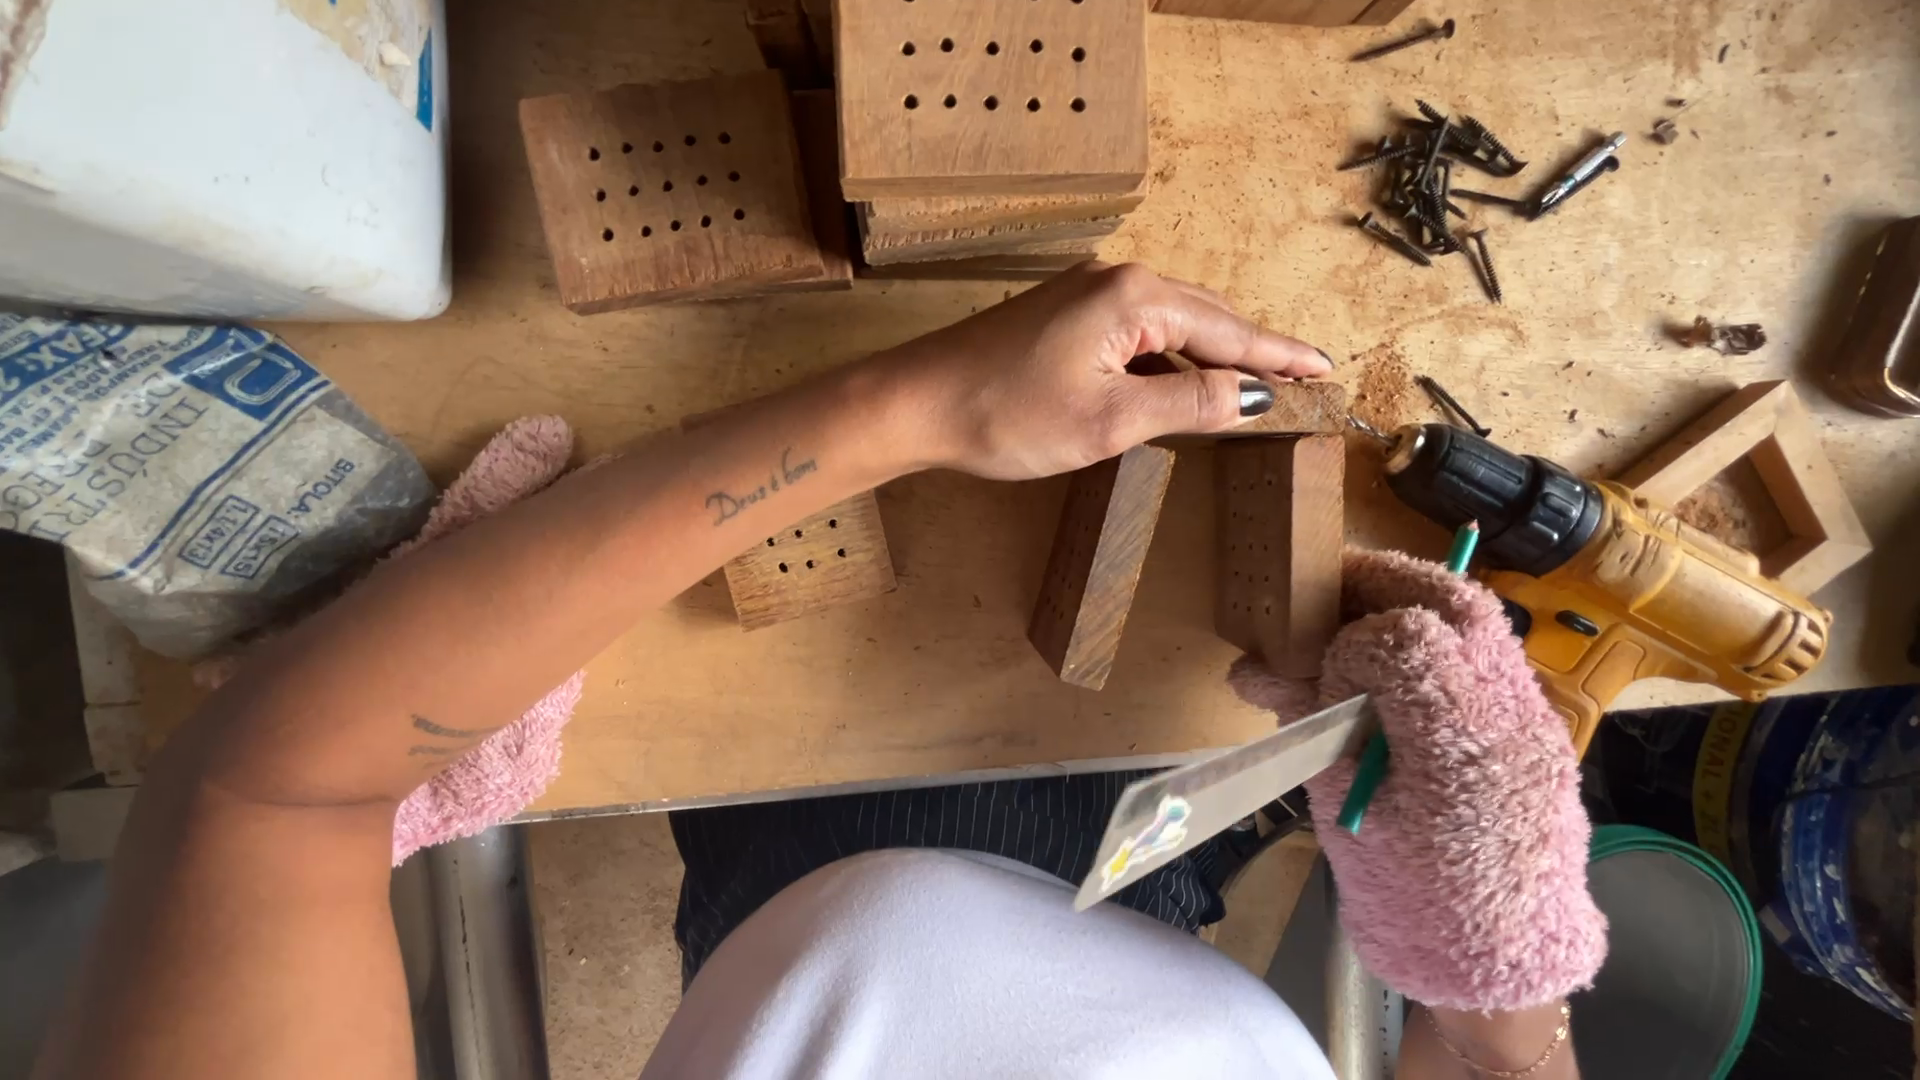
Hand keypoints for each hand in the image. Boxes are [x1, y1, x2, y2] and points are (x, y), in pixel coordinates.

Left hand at [877, 261, 1331, 479]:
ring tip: (1242, 391)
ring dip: (1201, 360)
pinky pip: (1133, 334)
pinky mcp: (1062, 315)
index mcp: (1135, 298)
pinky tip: (1170, 387)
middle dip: (1246, 353)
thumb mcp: (1109, 421)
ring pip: (1167, 327)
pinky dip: (1160, 363)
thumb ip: (1187, 405)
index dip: (1278, 356)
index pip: (1227, 329)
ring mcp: (1084, 295)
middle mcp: (1115, 282)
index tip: (1323, 368)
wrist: (918, 403)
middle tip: (1294, 380)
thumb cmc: (1008, 415)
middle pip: (1202, 318)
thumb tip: (1249, 394)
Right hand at [1229, 550, 1607, 1012]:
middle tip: (1328, 583)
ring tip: (1349, 609)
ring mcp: (1524, 717)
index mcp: (1460, 748)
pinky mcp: (1525, 725)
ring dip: (1401, 603)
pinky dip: (1424, 639)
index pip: (1410, 643)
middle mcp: (1505, 717)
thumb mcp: (1346, 809)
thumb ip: (1314, 729)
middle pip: (1453, 608)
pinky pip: (1477, 655)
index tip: (1321, 673)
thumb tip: (1260, 669)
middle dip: (1382, 582)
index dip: (1352, 644)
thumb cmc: (1412, 891)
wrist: (1496, 957)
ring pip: (1470, 623)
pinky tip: (1384, 652)